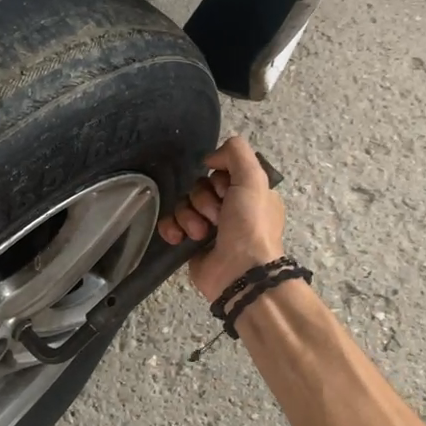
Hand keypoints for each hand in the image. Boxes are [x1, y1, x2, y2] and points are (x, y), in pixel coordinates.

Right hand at [156, 135, 286, 299]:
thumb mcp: (254, 179)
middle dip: (204, 200)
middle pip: (200, 187)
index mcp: (249, 193)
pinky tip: (179, 238)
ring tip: (201, 234)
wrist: (240, 272)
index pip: (221, 171)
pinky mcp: (191, 243)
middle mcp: (231, 208)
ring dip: (189, 217)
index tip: (227, 193)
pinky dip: (172, 229)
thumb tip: (209, 159)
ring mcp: (210, 227)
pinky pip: (171, 224)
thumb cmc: (251, 225)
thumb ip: (236, 153)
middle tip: (217, 217)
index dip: (219, 180)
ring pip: (184, 204)